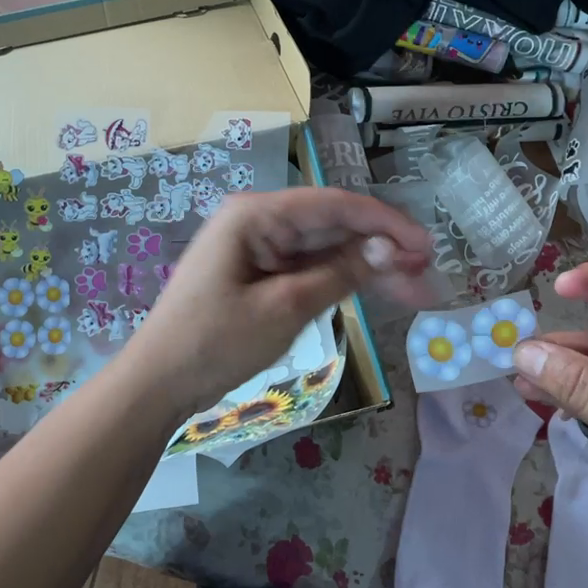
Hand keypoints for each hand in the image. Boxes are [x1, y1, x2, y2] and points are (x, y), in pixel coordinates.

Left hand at [125, 189, 433, 411]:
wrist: (159, 382)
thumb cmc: (214, 342)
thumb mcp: (285, 308)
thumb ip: (339, 273)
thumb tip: (390, 249)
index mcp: (255, 214)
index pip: (334, 205)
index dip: (385, 223)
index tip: (426, 247)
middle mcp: (258, 221)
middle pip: (333, 224)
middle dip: (381, 246)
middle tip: (427, 275)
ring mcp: (258, 247)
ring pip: (326, 247)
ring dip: (368, 265)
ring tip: (415, 289)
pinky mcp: (260, 274)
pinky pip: (309, 267)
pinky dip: (342, 279)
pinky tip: (377, 290)